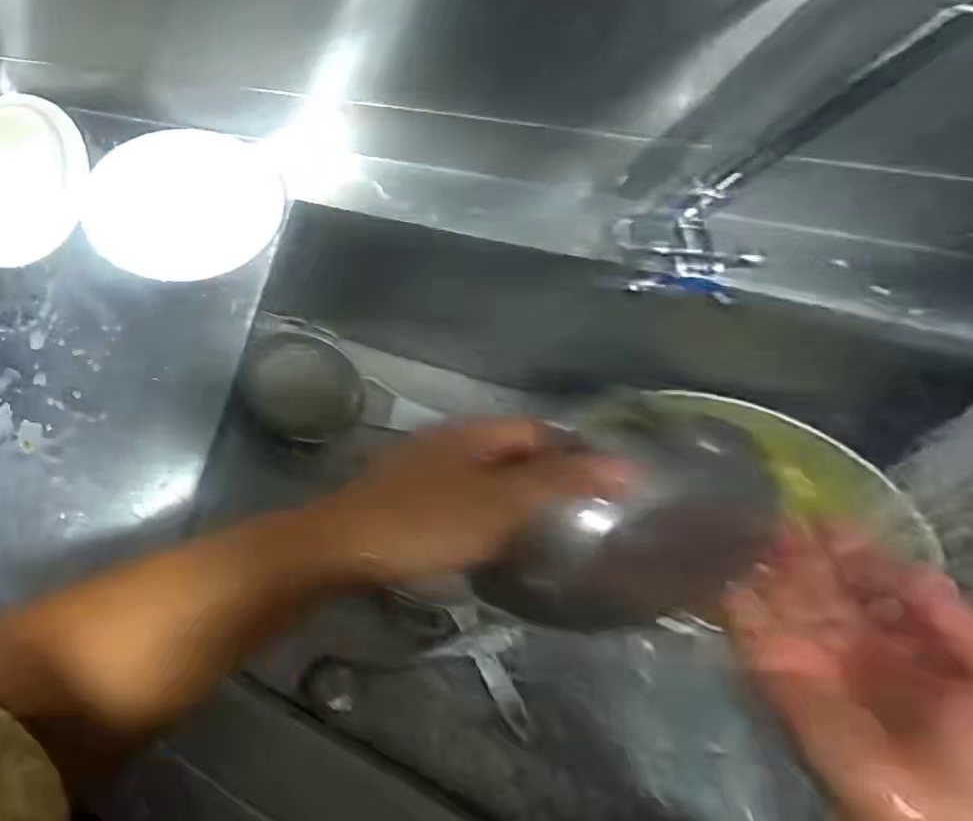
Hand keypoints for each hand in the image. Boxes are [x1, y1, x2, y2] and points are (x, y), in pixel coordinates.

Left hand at [309, 417, 627, 584]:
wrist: (345, 544)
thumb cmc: (426, 522)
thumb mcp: (500, 504)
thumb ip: (559, 482)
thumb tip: (627, 463)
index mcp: (467, 433)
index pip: (536, 428)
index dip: (579, 452)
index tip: (619, 488)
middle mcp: (442, 439)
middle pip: (509, 447)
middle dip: (551, 474)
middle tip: (595, 514)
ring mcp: (419, 464)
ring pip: (483, 471)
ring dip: (518, 493)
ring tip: (556, 528)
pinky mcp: (404, 493)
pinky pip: (460, 492)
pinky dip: (487, 508)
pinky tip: (498, 535)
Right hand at [725, 527, 972, 820]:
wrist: (952, 813)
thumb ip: (956, 625)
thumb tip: (910, 565)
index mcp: (912, 647)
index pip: (872, 588)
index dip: (853, 553)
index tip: (828, 516)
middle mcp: (856, 645)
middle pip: (820, 588)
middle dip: (800, 550)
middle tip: (778, 510)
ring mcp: (809, 654)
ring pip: (779, 598)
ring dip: (762, 563)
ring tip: (745, 523)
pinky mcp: (769, 667)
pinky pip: (746, 626)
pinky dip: (732, 594)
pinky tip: (724, 562)